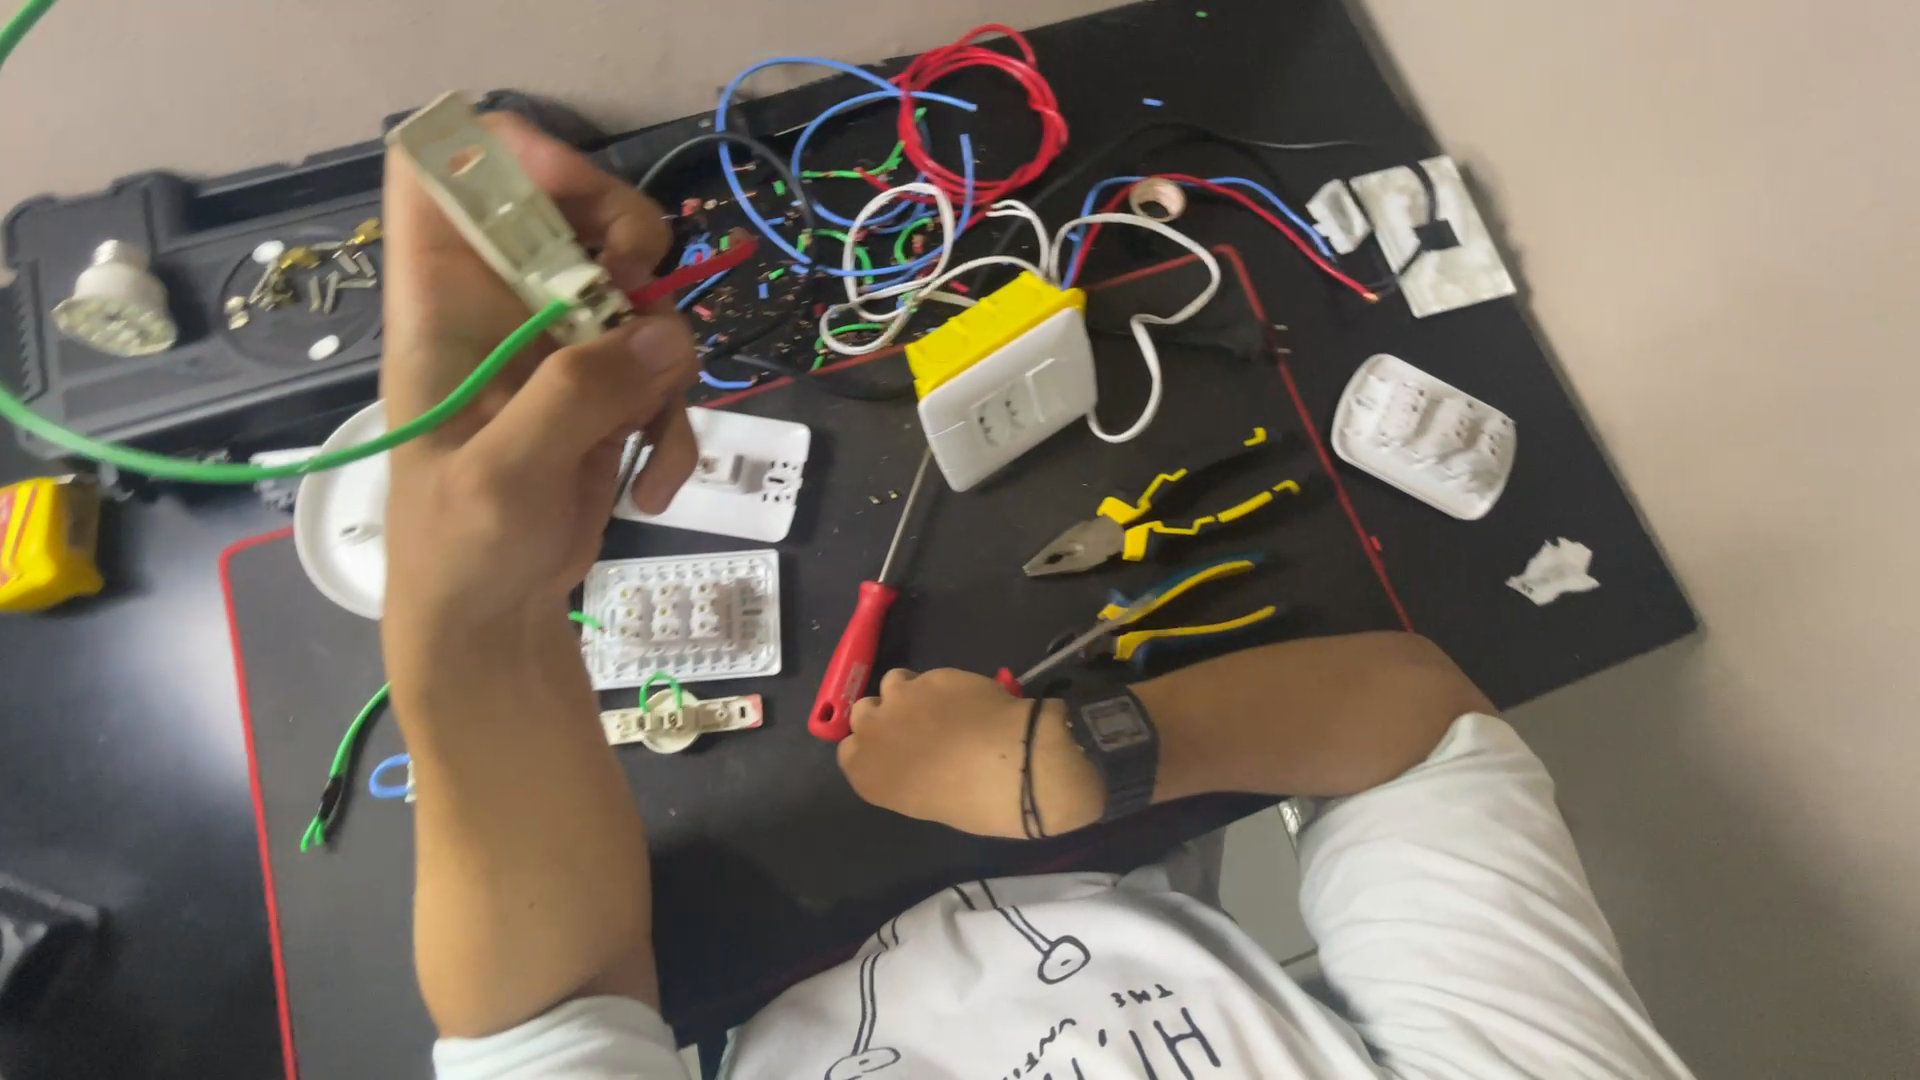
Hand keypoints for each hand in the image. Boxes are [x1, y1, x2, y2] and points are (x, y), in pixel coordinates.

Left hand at [378, 113, 698, 633]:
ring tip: (650, 440)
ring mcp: (569, 361)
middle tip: (647, 307)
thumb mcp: (506, 475)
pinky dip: (678, 432)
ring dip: (669, 372)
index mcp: (448, 311)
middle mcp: (512, 319)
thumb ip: (576, 397)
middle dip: (632, 258)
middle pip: (579, 225)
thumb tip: (668, 332)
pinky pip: (667, 385)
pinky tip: (655, 486)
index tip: (588, 205)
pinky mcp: (611, 403)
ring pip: (645, 310)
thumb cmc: (463, 546)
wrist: (494, 616)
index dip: (517, 160)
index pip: (454, 179)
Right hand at [838, 669, 1104, 838]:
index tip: (895, 750)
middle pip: (863, 712)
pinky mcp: (933, 675)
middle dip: (885, 715)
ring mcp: (901, 698)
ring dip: (910, 693)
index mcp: (867, 772)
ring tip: (940, 706)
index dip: (872, 746)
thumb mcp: (924, 801)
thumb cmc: (972, 803)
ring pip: (892, 683)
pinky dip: (942, 685)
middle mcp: (873, 732)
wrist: (1011, 764)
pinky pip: (928, 676)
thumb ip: (907, 774)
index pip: (849, 750)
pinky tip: (968, 699)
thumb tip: (921, 759)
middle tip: (916, 727)